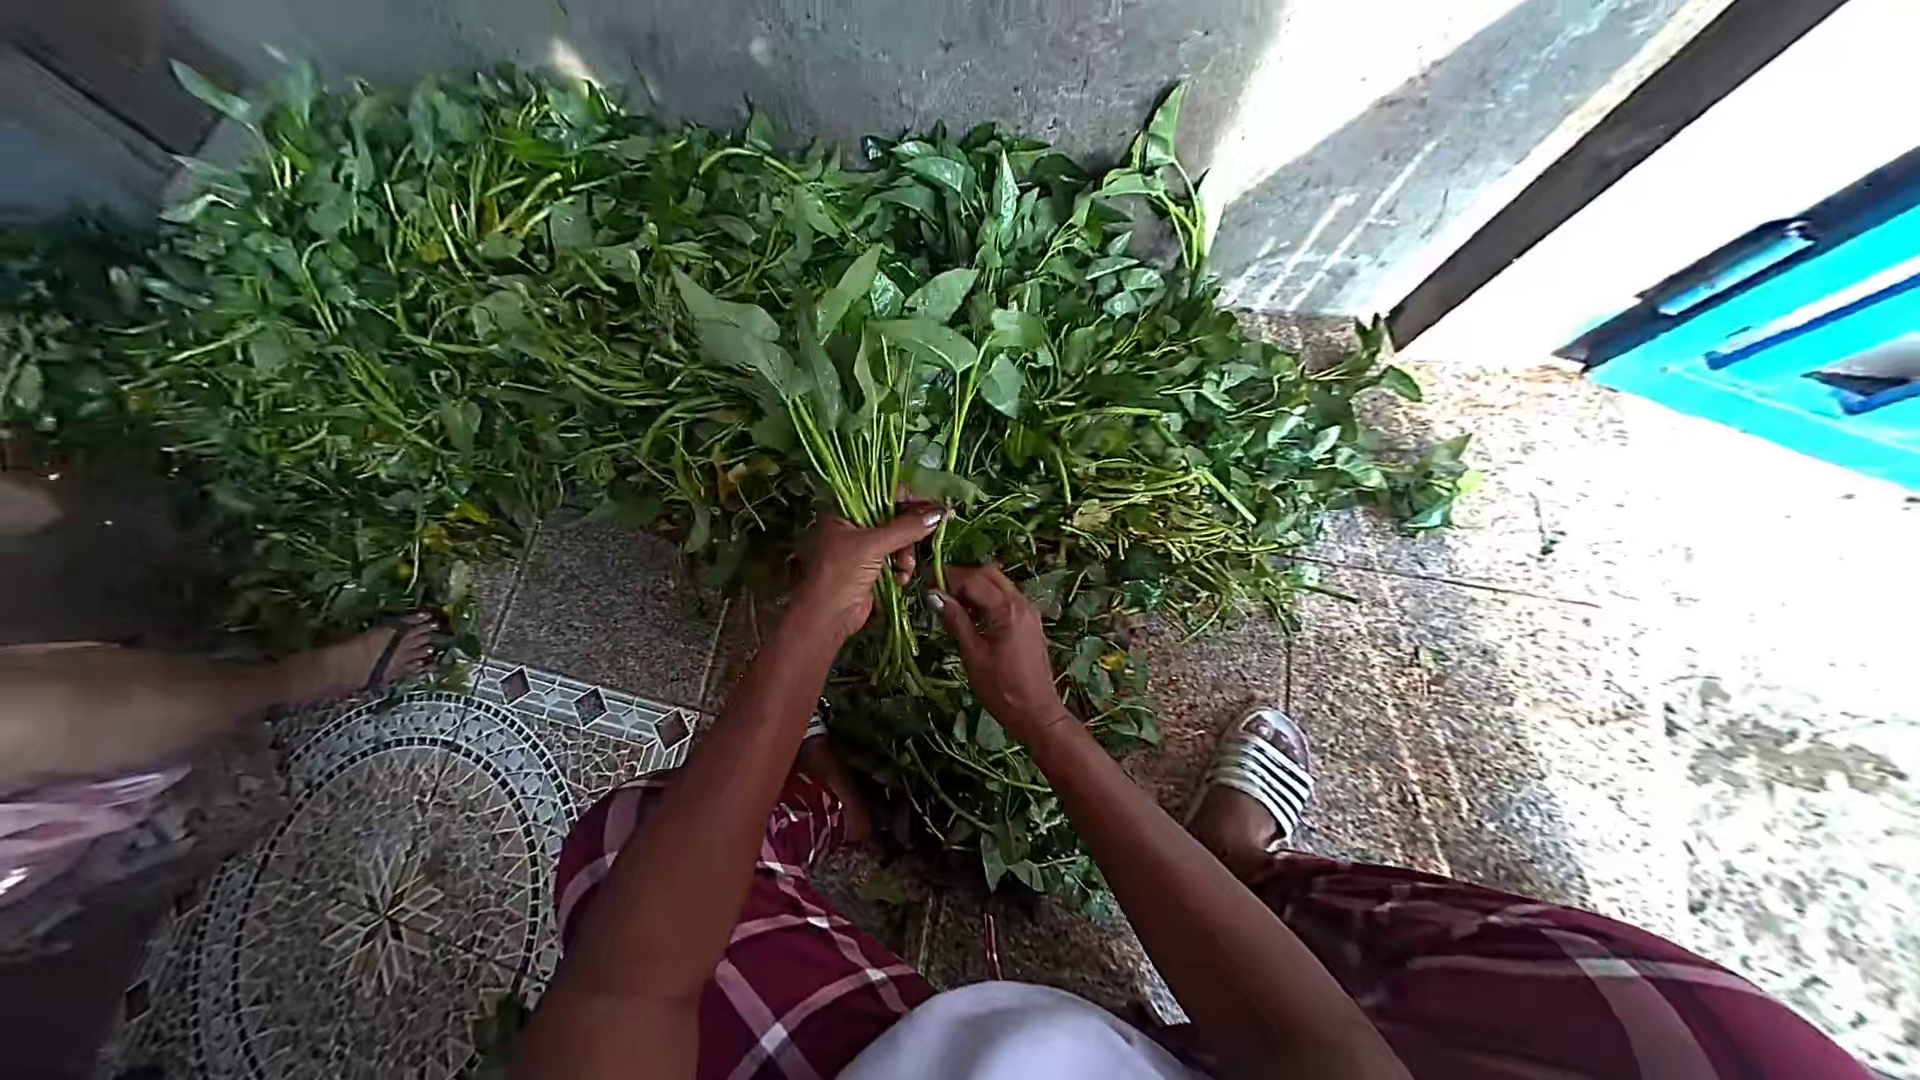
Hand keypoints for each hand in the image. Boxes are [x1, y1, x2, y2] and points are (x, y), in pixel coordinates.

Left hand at [791, 505, 945, 641]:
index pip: (883, 493)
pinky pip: (897, 559)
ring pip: (899, 540)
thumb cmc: (840, 574)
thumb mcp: (872, 546)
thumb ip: (906, 528)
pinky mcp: (872, 568)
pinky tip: (900, 578)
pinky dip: (902, 567)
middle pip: (895, 518)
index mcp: (845, 511)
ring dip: (906, 554)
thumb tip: (940, 513)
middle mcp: (854, 525)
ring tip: (903, 567)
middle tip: (929, 536)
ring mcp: (863, 548)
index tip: (933, 507)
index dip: (909, 499)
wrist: (826, 619)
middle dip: (910, 532)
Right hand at [929, 564, 1075, 745]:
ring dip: (976, 587)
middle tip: (940, 593)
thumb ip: (955, 620)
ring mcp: (1028, 610)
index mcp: (1007, 609)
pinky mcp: (1030, 620)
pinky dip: (988, 598)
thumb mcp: (972, 654)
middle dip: (963, 578)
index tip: (928, 587)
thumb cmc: (1000, 688)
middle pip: (989, 574)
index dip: (949, 580)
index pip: (973, 580)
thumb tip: (934, 596)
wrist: (1035, 712)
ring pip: (999, 584)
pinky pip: (1007, 597)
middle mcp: (1021, 603)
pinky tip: (973, 615)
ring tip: (953, 605)